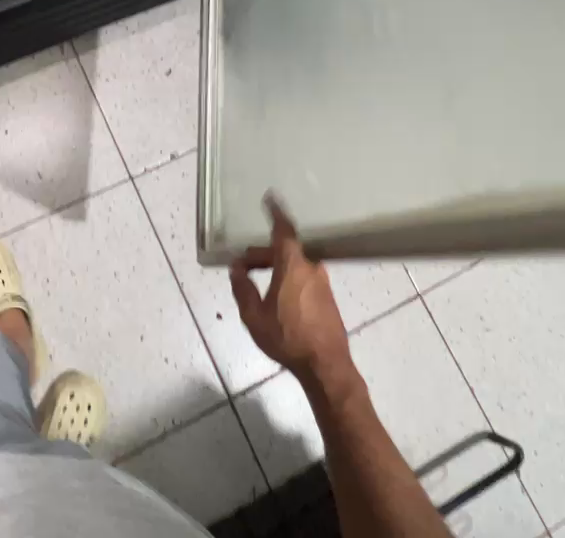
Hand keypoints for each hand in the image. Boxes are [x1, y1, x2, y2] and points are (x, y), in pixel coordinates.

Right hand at [229, 197, 354, 391]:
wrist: (325, 365)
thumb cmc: (286, 337)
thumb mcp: (253, 315)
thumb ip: (242, 288)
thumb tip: (236, 269)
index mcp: (292, 265)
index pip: (283, 230)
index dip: (275, 213)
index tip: (270, 198)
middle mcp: (310, 268)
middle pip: (284, 250)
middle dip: (263, 254)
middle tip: (244, 264)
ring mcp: (322, 283)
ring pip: (294, 265)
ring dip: (275, 267)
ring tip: (257, 282)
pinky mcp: (327, 298)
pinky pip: (303, 277)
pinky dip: (287, 278)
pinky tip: (276, 297)